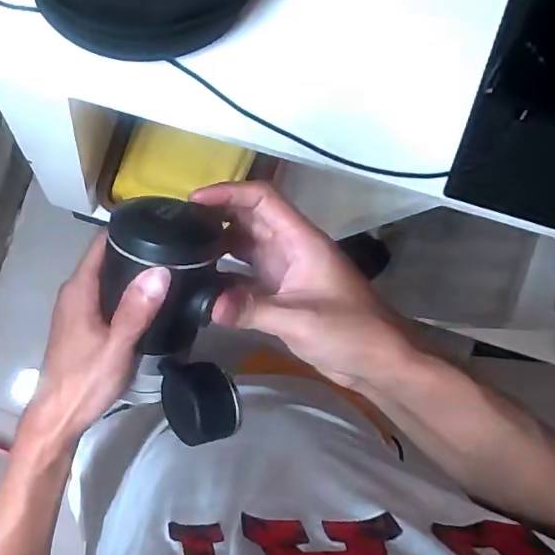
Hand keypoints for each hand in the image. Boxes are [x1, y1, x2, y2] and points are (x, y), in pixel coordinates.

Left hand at [17, 237, 168, 450]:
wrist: (59, 416)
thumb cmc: (85, 380)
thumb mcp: (117, 346)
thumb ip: (136, 310)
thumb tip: (159, 270)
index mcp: (79, 289)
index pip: (100, 243)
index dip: (126, 229)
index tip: (158, 224)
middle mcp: (73, 293)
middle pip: (104, 258)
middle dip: (134, 249)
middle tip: (173, 246)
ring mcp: (75, 309)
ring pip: (105, 278)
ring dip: (129, 271)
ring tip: (167, 267)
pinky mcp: (81, 325)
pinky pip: (104, 296)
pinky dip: (124, 291)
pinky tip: (147, 300)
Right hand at [190, 181, 413, 387]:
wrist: (378, 361)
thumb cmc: (351, 332)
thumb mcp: (300, 320)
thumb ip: (253, 309)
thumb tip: (208, 305)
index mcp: (299, 240)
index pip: (262, 199)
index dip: (228, 193)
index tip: (194, 201)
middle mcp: (288, 248)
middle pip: (247, 218)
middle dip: (214, 216)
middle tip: (176, 226)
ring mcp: (283, 271)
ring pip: (243, 245)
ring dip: (216, 245)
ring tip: (180, 250)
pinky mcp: (278, 293)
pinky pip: (244, 276)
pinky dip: (223, 276)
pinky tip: (199, 285)